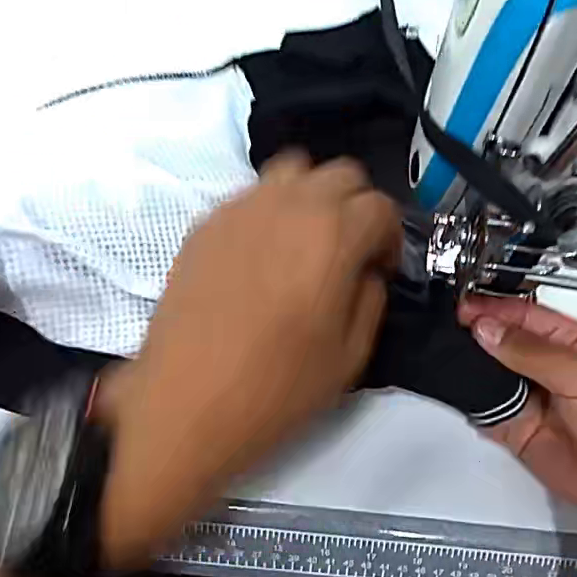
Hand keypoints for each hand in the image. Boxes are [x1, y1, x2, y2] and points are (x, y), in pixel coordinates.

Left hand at [97, 153, 400, 566]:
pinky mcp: (206, 222)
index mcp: (334, 236)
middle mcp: (289, 205)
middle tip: (350, 251)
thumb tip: (367, 270)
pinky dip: (271, 210)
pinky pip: (251, 195)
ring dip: (313, 196)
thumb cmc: (277, 389)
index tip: (381, 269)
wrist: (185, 405)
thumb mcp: (350, 356)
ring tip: (306, 241)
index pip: (381, 206)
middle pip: (342, 173)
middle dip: (357, 207)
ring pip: (293, 171)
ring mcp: (241, 208)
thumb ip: (372, 298)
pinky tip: (262, 255)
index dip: (391, 238)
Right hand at [459, 295, 576, 528]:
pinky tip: (469, 396)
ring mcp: (536, 399)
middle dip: (479, 336)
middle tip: (455, 331)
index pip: (526, 316)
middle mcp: (552, 368)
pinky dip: (476, 405)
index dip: (495, 310)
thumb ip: (533, 352)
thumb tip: (492, 330)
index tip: (467, 308)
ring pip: (493, 376)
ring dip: (475, 369)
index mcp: (573, 343)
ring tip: (457, 361)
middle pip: (505, 343)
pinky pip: (490, 412)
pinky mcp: (523, 430)